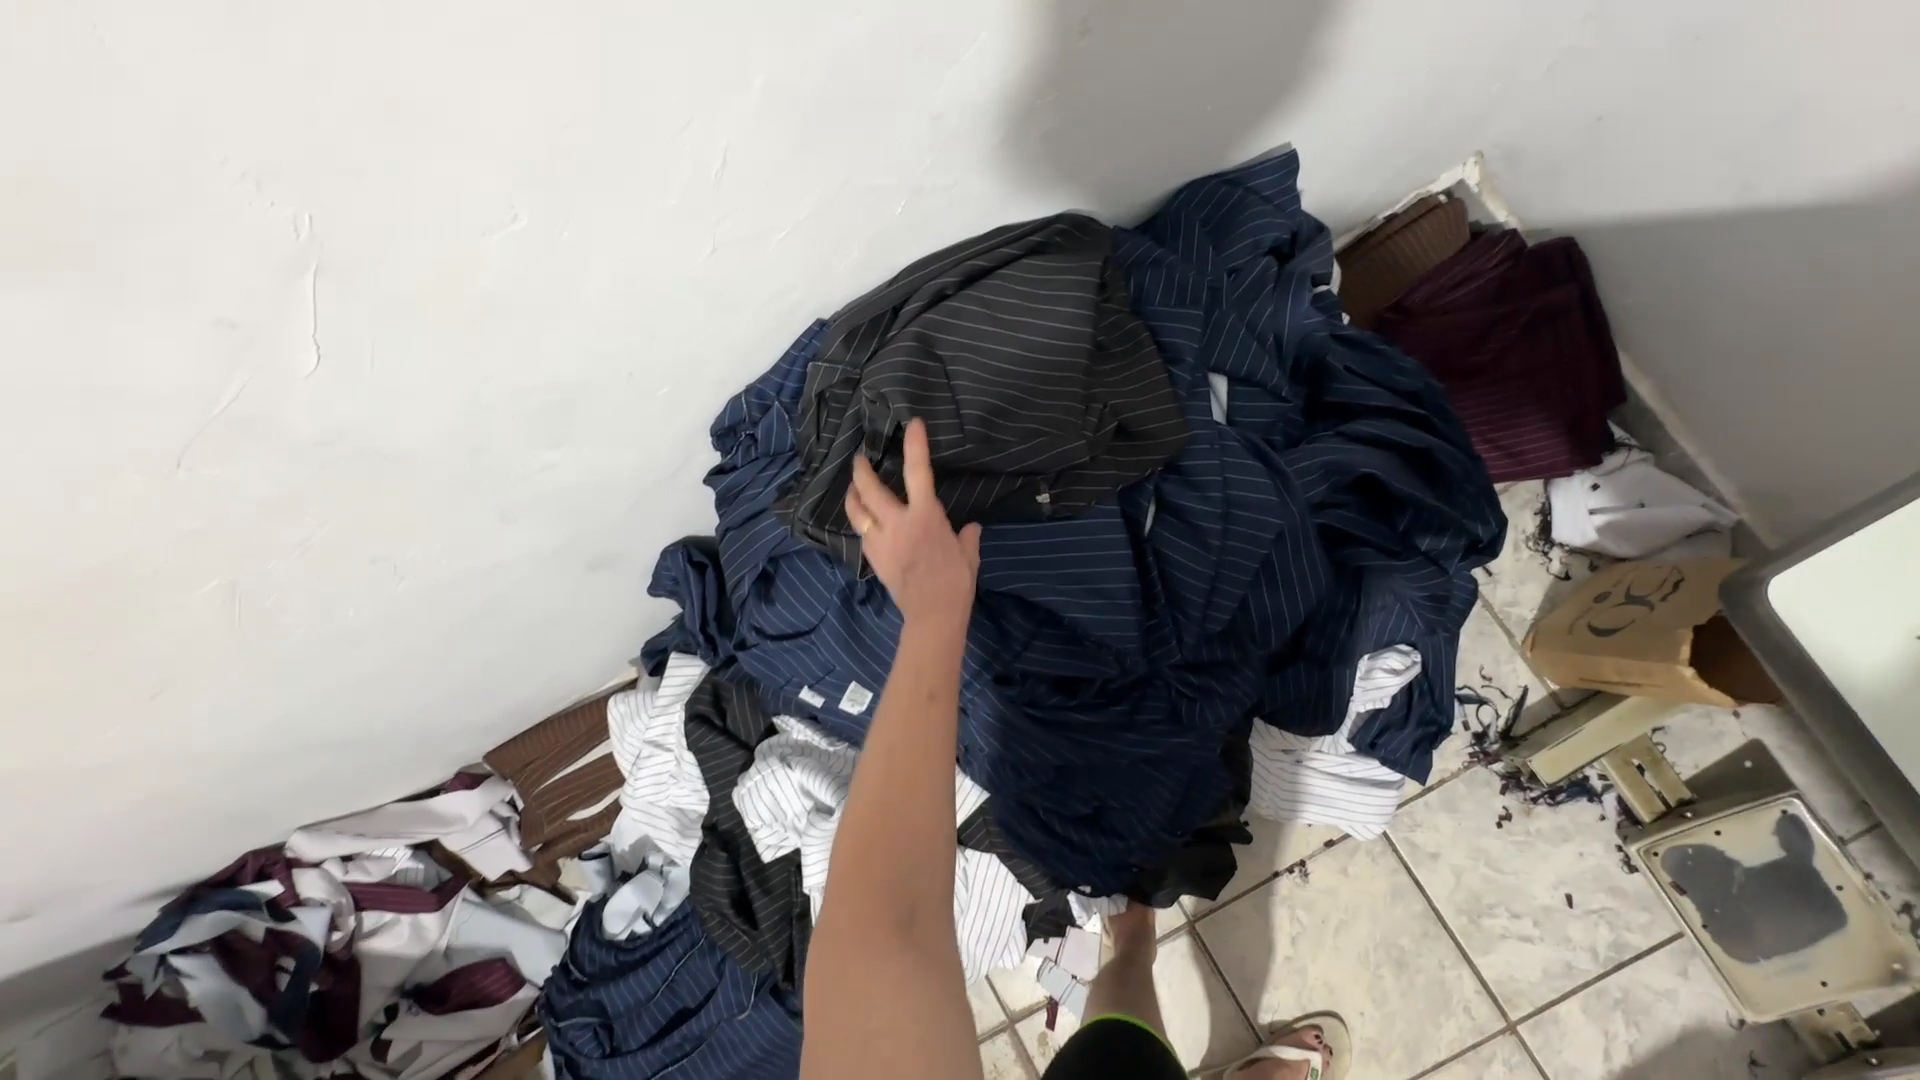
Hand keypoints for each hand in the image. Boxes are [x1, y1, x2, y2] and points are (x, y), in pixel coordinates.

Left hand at [846, 417, 981, 627]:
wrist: (932, 615)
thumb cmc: (956, 582)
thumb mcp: (968, 555)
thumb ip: (967, 538)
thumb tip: (970, 528)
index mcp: (926, 515)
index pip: (918, 471)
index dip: (914, 445)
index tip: (912, 424)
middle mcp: (898, 522)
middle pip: (869, 488)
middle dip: (861, 470)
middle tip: (860, 459)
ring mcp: (880, 541)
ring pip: (856, 511)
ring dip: (853, 496)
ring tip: (853, 489)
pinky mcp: (873, 559)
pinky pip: (862, 535)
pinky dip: (862, 525)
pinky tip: (865, 525)